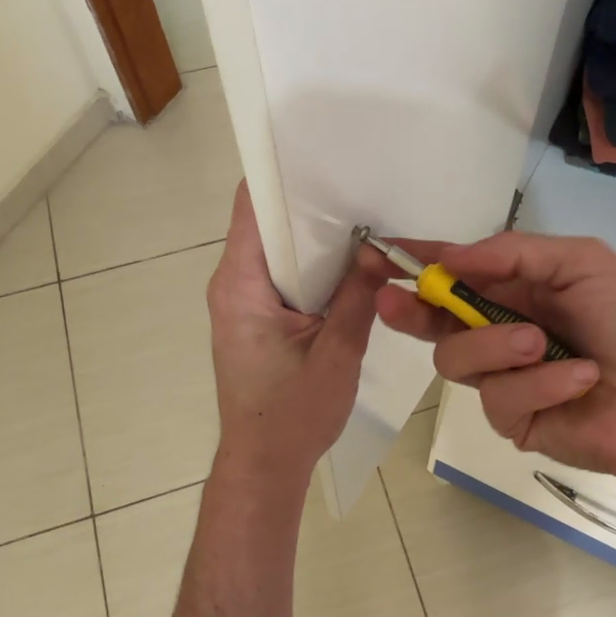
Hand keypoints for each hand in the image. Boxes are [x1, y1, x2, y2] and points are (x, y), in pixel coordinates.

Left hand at [208, 184, 384, 480]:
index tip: (323, 151)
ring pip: (279, 250)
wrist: (265, 464)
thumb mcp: (337, 352)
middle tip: (361, 181)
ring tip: (364, 213)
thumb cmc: (292, 414)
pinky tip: (352, 261)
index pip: (252, 207)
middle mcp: (233, 284)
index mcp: (241, 285)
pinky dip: (314, 265)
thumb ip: (358, 296)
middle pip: (267, 223)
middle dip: (310, 201)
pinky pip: (284, 276)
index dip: (283, 173)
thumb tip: (382, 248)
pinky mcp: (257, 318)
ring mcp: (243, 302)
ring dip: (316, 236)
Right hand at [368, 232, 615, 486]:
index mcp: (518, 292)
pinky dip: (540, 383)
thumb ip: (515, 254)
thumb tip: (450, 256)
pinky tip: (578, 380)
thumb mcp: (583, 264)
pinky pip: (497, 397)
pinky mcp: (511, 420)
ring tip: (543, 343)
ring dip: (498, 345)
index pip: (457, 274)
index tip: (379, 253)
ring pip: (455, 358)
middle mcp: (502, 332)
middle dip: (411, 308)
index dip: (419, 263)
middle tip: (392, 301)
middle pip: (435, 321)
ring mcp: (503, 379)